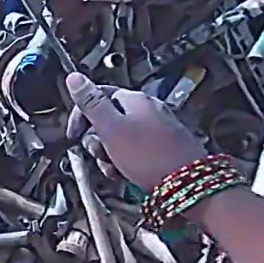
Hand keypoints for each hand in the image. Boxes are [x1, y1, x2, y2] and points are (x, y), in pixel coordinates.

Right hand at [66, 72, 206, 188]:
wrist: (188, 185)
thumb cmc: (149, 156)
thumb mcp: (111, 128)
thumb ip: (91, 103)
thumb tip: (74, 77)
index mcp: (134, 100)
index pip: (98, 96)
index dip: (81, 115)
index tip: (74, 134)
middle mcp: (148, 110)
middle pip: (108, 118)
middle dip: (96, 139)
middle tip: (98, 153)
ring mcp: (157, 129)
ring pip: (119, 138)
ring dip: (108, 154)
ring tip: (113, 167)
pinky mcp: (163, 148)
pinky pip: (133, 150)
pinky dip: (124, 161)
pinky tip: (124, 173)